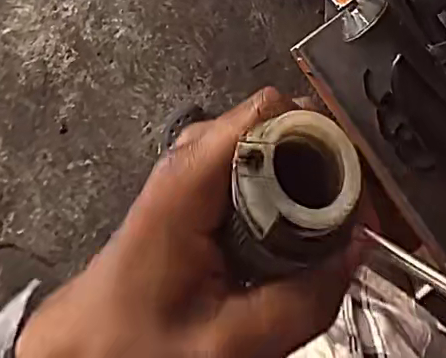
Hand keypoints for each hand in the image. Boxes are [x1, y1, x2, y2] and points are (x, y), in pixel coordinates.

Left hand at [16, 89, 354, 357]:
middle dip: (326, 158)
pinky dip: (291, 187)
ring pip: (273, 143)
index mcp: (194, 172)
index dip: (321, 134)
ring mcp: (199, 162)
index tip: (352, 180)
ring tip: (341, 221)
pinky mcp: (204, 181)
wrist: (87, 343)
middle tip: (357, 209)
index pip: (271, 110)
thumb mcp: (225, 342)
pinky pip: (260, 165)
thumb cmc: (137, 340)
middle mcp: (196, 151)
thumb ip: (299, 302)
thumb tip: (357, 251)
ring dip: (312, 174)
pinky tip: (307, 227)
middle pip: (278, 122)